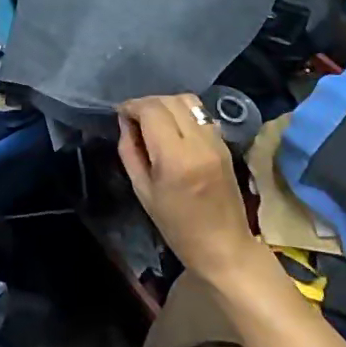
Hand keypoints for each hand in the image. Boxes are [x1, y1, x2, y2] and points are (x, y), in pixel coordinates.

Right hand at [117, 95, 269, 287]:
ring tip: (154, 121)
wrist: (224, 246)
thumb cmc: (177, 227)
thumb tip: (125, 123)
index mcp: (175, 158)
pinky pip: (201, 114)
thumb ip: (130, 152)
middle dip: (148, 103)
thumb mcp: (143, 192)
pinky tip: (174, 129)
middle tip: (134, 118)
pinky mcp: (225, 143)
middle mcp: (199, 142)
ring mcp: (216, 140)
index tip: (121, 114)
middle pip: (170, 100)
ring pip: (188, 101)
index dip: (132, 106)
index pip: (152, 111)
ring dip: (167, 104)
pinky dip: (184, 113)